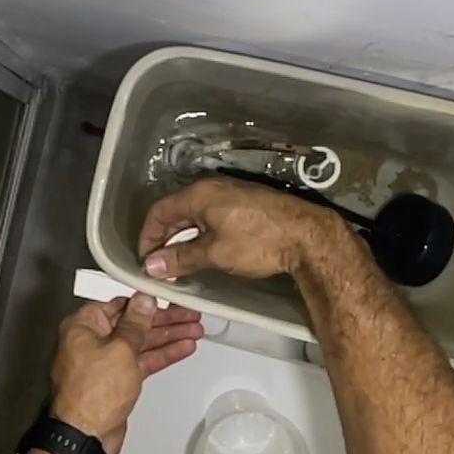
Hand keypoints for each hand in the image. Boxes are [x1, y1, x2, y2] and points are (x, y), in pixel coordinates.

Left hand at [52, 295, 203, 453]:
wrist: (87, 437)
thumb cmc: (95, 392)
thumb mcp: (120, 348)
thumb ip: (136, 323)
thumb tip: (144, 300)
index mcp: (83, 326)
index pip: (119, 304)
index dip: (147, 302)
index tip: (170, 299)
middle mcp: (92, 341)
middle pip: (133, 324)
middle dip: (164, 321)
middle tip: (190, 316)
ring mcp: (105, 362)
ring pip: (141, 343)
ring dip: (168, 338)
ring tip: (196, 331)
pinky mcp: (116, 381)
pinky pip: (141, 362)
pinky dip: (161, 355)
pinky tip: (184, 349)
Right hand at [138, 176, 343, 279]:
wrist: (307, 235)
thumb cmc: (259, 241)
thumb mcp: (215, 253)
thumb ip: (180, 258)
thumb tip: (152, 265)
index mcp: (199, 195)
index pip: (159, 212)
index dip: (148, 236)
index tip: (146, 260)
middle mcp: (213, 188)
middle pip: (176, 211)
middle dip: (165, 238)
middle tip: (161, 264)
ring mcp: (231, 193)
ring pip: (195, 214)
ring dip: (184, 236)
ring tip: (181, 261)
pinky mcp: (247, 203)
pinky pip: (213, 215)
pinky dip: (202, 232)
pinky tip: (206, 250)